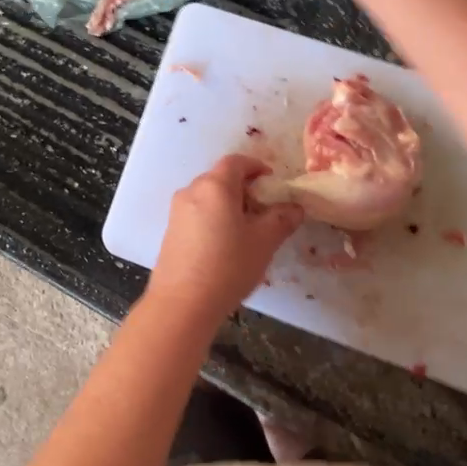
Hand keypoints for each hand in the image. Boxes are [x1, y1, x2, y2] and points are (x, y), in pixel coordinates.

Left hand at [147, 155, 304, 324]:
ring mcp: (177, 210)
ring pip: (208, 196)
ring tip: (248, 229)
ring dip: (229, 204)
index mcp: (214, 185)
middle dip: (244, 188)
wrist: (183, 303)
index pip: (236, 162)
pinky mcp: (171, 230)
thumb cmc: (228, 266)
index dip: (256, 167)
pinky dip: (214, 217)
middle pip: (221, 178)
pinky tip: (226, 243)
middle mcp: (192, 190)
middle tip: (265, 209)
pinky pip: (197, 212)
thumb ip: (281, 219)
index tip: (272, 182)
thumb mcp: (264, 242)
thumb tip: (295, 207)